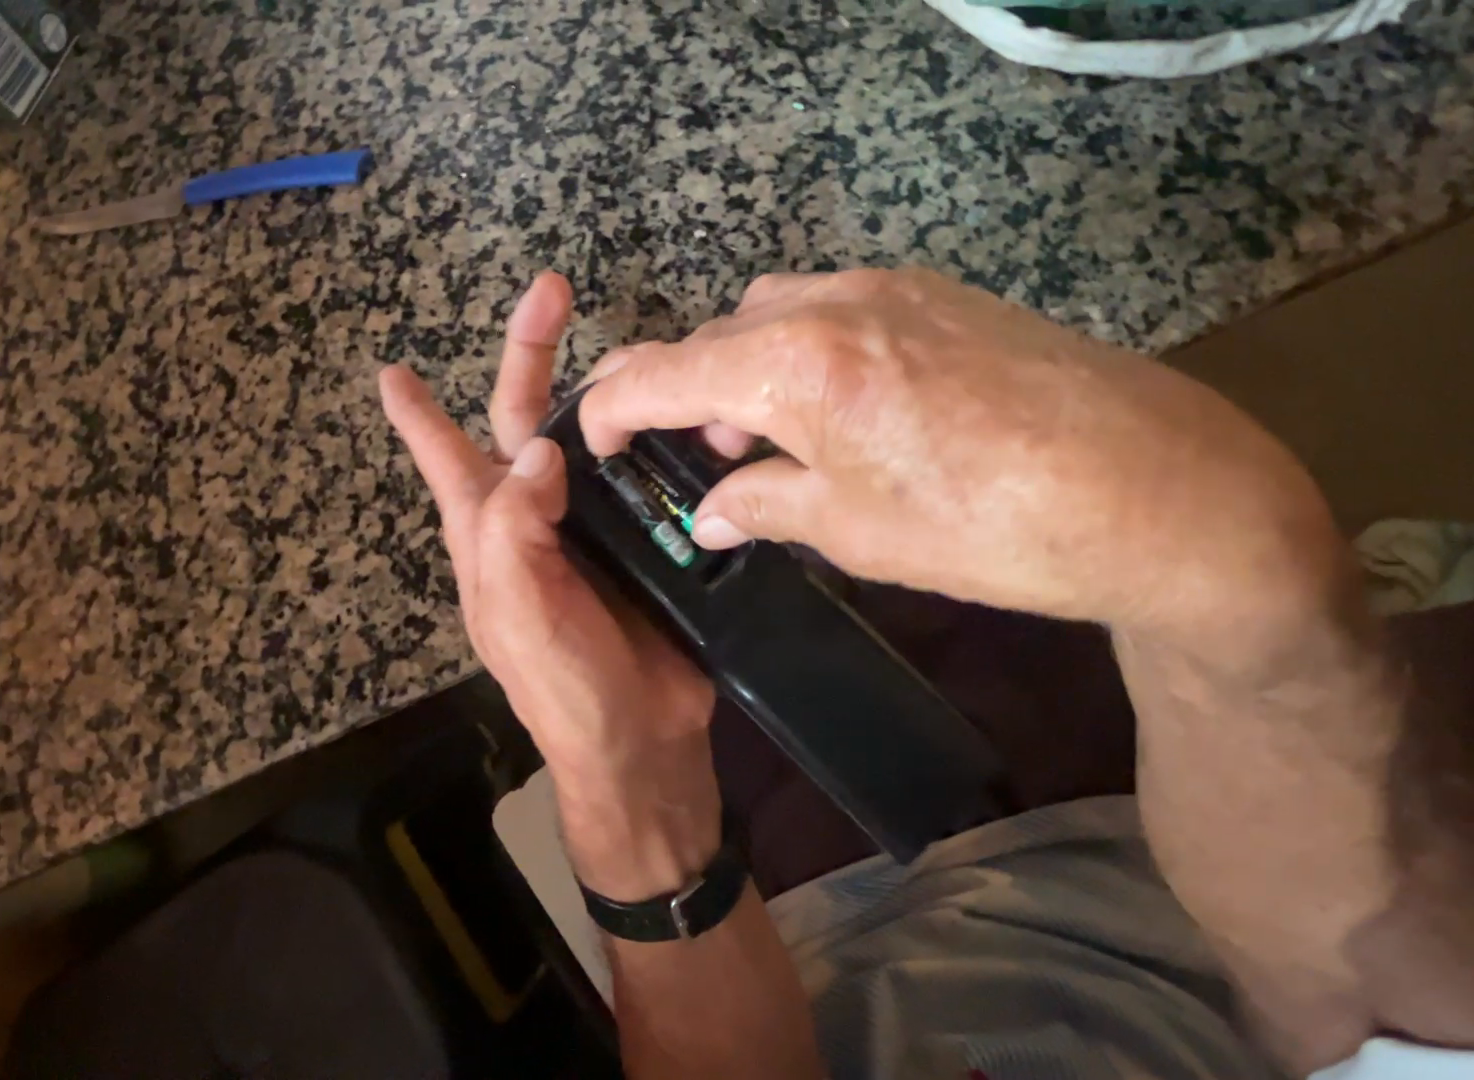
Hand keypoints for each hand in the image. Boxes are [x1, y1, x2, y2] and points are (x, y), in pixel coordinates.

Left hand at [379, 272, 719, 898]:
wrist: (639, 737)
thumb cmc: (560, 682)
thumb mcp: (516, 609)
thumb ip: (515, 530)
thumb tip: (538, 447)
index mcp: (488, 531)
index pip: (446, 459)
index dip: (419, 415)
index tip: (391, 370)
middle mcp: (536, 517)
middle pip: (525, 421)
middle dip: (532, 356)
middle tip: (552, 289)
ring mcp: (592, 525)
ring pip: (591, 439)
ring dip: (607, 391)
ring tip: (639, 351)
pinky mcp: (647, 537)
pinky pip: (650, 475)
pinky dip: (662, 440)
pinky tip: (687, 410)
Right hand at [578, 268, 1348, 653]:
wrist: (1162, 491)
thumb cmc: (987, 529)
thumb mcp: (851, 532)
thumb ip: (760, 506)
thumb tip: (710, 512)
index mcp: (791, 368)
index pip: (656, 375)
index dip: (609, 411)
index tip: (596, 445)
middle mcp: (826, 306)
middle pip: (706, 339)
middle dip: (673, 393)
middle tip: (675, 456)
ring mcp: (884, 289)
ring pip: (763, 317)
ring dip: (735, 372)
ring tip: (755, 439)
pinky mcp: (931, 293)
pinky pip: (824, 310)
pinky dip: (792, 354)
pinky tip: (825, 408)